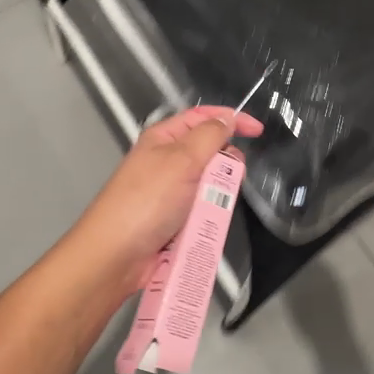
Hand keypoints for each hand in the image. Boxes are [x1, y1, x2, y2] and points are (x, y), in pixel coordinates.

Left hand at [71, 105, 263, 292]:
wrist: (115, 256)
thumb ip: (210, 135)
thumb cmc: (147, 201)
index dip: (231, 118)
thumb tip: (227, 119)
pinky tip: (209, 221)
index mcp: (164, 138)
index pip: (203, 117)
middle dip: (225, 162)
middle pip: (209, 151)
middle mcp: (166, 160)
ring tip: (215, 204)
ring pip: (209, 183)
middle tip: (232, 176)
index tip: (258, 131)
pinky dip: (209, 213)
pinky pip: (202, 208)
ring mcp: (169, 192)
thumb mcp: (182, 159)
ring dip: (217, 192)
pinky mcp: (173, 218)